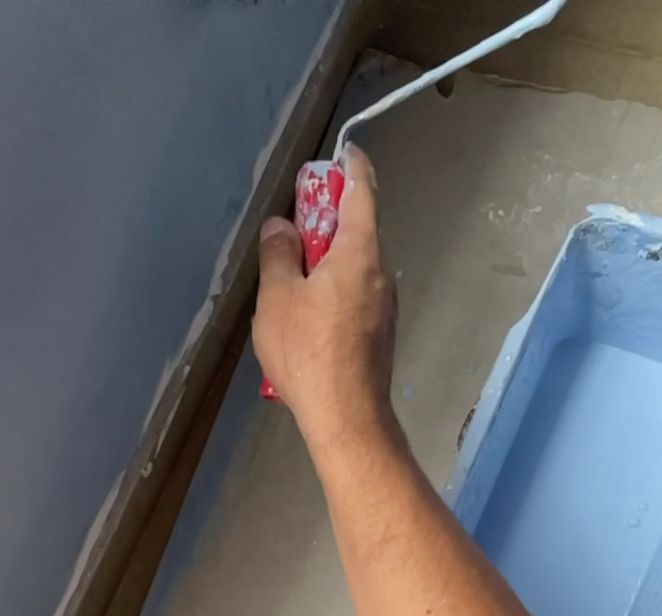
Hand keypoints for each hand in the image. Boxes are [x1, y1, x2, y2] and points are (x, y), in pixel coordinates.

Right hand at [252, 146, 398, 449]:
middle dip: (328, 220)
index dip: (350, 167)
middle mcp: (381, 272)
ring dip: (328, 259)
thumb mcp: (277, 298)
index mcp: (360, 252)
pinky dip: (335, 288)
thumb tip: (280, 227)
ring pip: (357, 266)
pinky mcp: (379, 333)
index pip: (362, 191)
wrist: (346, 415)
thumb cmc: (308, 351)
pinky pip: (356, 294)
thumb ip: (278, 255)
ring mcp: (385, 305)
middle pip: (359, 229)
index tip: (339, 154)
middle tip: (293, 227)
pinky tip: (308, 315)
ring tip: (292, 279)